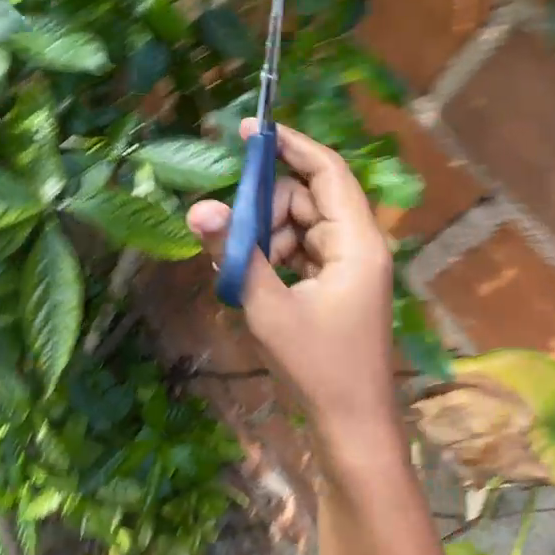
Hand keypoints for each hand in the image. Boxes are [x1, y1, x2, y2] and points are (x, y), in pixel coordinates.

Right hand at [186, 119, 396, 439]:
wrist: (351, 425)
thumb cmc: (318, 366)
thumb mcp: (268, 306)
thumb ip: (234, 253)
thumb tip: (197, 208)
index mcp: (357, 243)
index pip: (328, 171)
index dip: (291, 144)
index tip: (250, 128)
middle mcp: (357, 244)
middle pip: (305, 196)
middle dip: (264, 206)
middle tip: (231, 231)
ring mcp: (347, 264)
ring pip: (297, 222)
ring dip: (264, 234)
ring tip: (243, 268)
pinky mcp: (334, 282)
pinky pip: (297, 246)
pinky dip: (272, 253)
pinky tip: (254, 279)